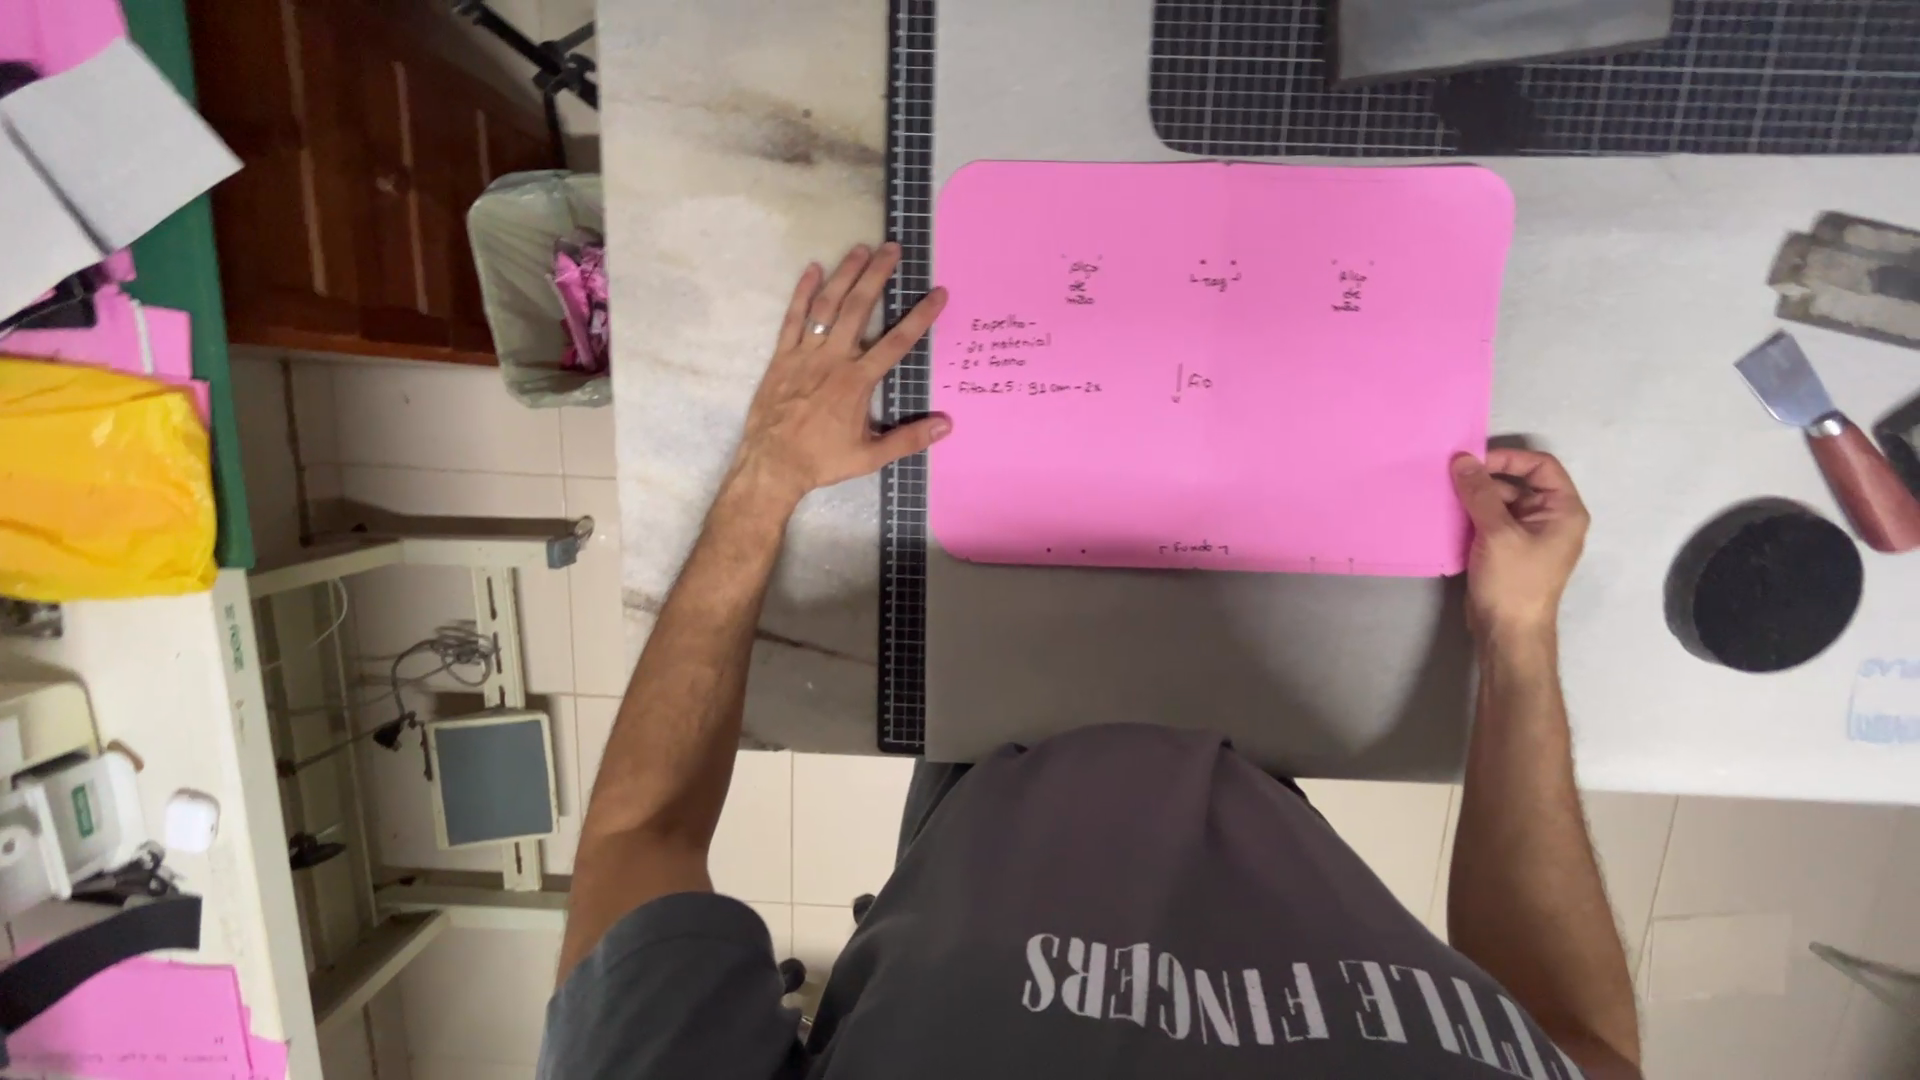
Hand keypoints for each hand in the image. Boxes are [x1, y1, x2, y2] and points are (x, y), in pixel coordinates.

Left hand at [729, 243, 949, 506]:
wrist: (773, 464)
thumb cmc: (823, 460)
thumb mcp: (871, 457)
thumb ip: (909, 439)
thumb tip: (946, 425)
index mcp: (857, 382)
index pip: (896, 342)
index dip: (919, 316)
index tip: (937, 294)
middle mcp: (833, 360)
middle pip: (858, 309)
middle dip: (877, 276)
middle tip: (892, 249)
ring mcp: (805, 354)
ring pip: (827, 306)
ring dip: (844, 275)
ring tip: (860, 249)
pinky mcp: (782, 356)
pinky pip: (793, 318)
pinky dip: (802, 292)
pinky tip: (812, 269)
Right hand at [1450, 449, 1589, 640]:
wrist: (1508, 630)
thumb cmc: (1514, 581)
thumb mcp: (1496, 533)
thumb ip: (1480, 493)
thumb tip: (1462, 459)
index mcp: (1563, 510)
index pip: (1540, 467)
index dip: (1508, 459)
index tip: (1471, 461)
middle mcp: (1549, 517)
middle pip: (1517, 482)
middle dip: (1485, 478)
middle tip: (1449, 477)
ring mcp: (1526, 534)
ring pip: (1499, 501)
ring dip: (1473, 497)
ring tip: (1443, 495)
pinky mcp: (1505, 548)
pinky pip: (1489, 520)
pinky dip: (1469, 514)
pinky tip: (1447, 515)